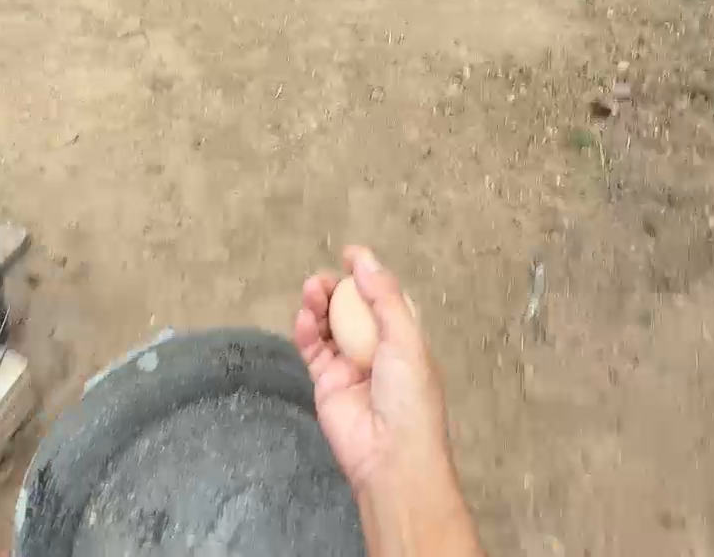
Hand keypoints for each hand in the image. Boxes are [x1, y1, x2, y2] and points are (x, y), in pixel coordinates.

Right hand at [292, 246, 449, 491]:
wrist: (390, 458)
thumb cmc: (409, 397)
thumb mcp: (405, 338)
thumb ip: (384, 296)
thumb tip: (364, 259)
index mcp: (403, 338)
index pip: (383, 298)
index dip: (367, 276)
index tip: (349, 254)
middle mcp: (375, 348)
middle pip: (350, 308)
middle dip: (337, 289)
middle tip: (324, 278)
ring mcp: (349, 366)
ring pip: (328, 325)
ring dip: (319, 304)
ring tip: (311, 290)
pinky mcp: (325, 383)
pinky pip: (312, 349)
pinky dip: (305, 330)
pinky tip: (304, 317)